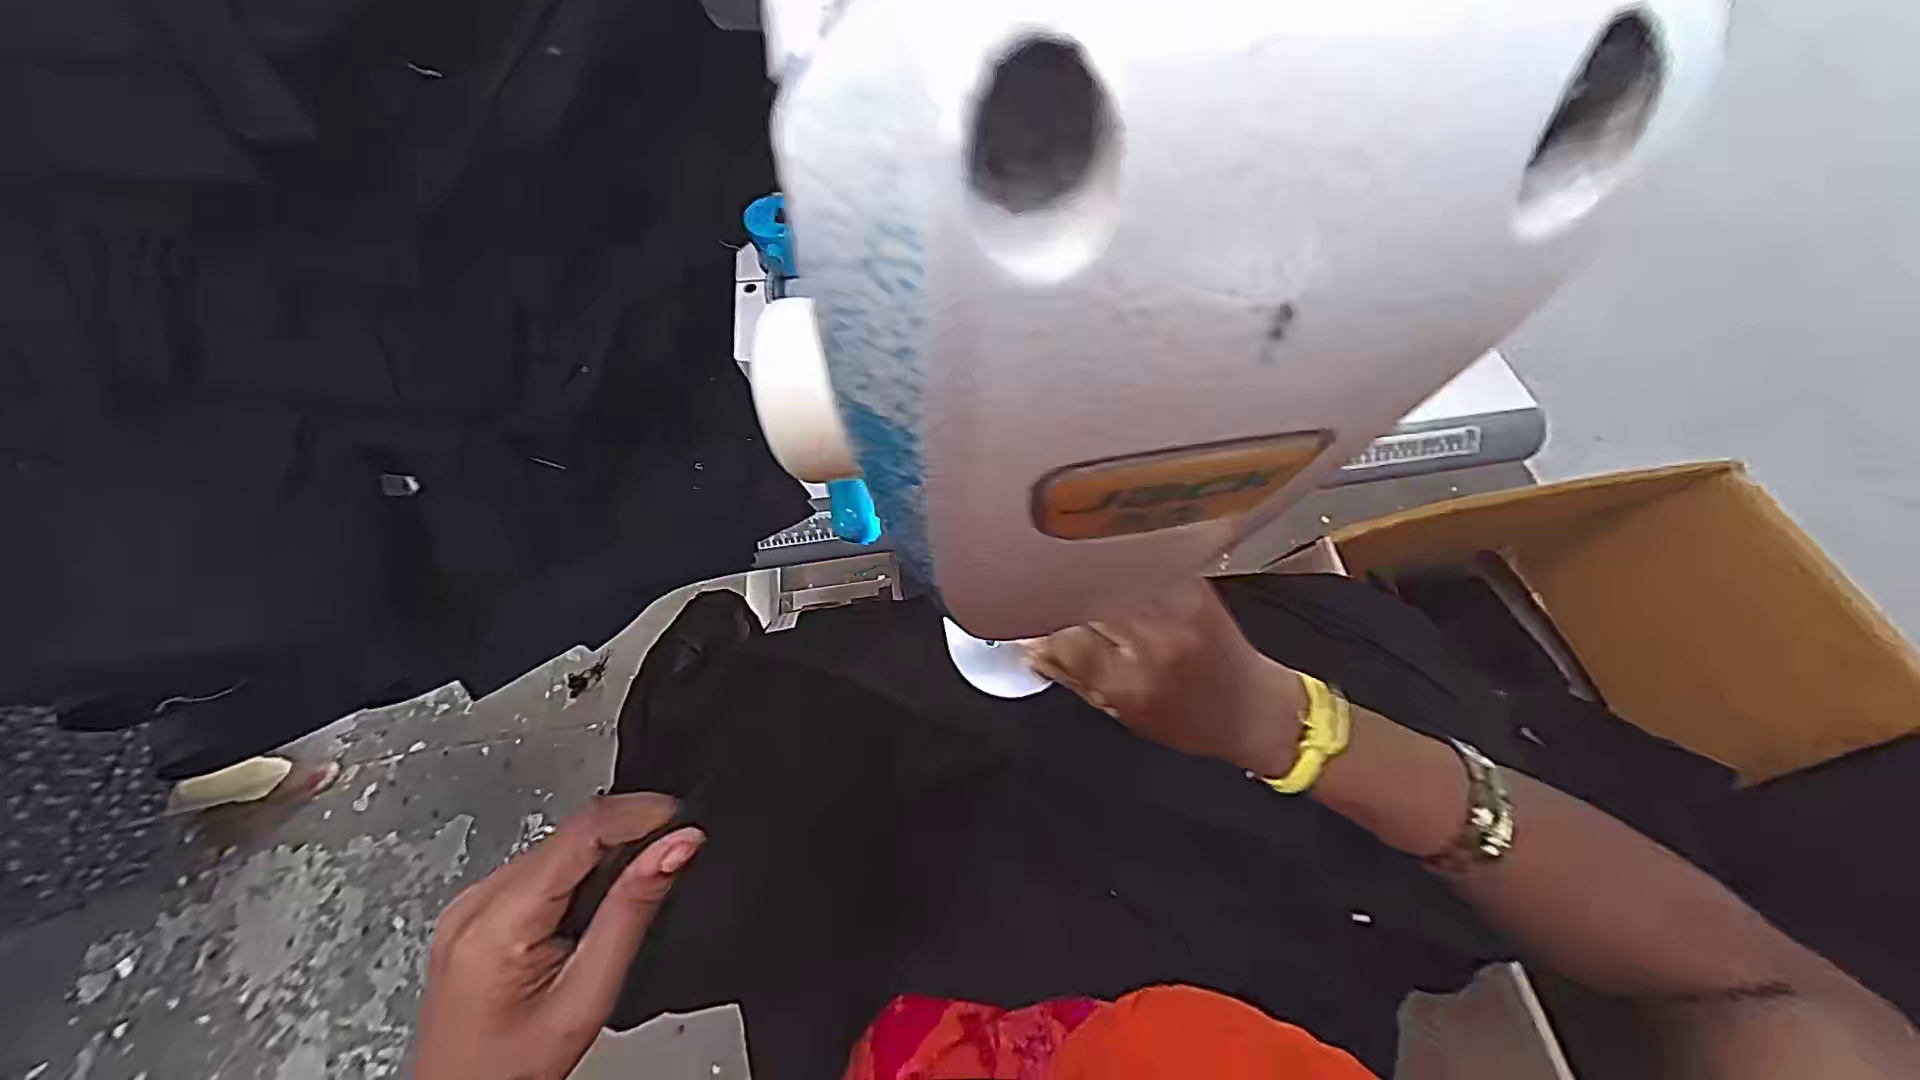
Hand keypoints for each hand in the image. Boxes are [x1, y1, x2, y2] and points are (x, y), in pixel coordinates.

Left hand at [415, 794, 704, 1079]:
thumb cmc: (514, 1069)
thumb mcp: (590, 993)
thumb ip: (635, 909)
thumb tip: (678, 845)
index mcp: (498, 922)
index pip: (583, 830)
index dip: (642, 812)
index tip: (684, 819)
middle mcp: (477, 901)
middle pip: (574, 829)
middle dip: (633, 828)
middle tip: (674, 848)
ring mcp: (475, 899)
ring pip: (564, 838)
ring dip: (612, 844)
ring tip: (641, 876)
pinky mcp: (483, 902)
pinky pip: (549, 857)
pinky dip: (588, 861)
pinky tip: (602, 892)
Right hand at [1025, 578, 1307, 776]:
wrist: (1255, 707)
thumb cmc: (1186, 722)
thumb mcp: (1122, 713)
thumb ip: (1073, 675)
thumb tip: (1028, 644)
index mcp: (1132, 682)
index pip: (1061, 638)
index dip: (1031, 625)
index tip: (1015, 615)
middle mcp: (1153, 639)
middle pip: (1079, 599)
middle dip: (1049, 592)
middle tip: (1028, 585)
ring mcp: (1176, 605)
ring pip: (1105, 575)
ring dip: (1076, 572)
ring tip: (1057, 570)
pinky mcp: (1191, 584)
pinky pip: (1137, 564)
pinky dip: (1111, 563)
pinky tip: (1096, 560)